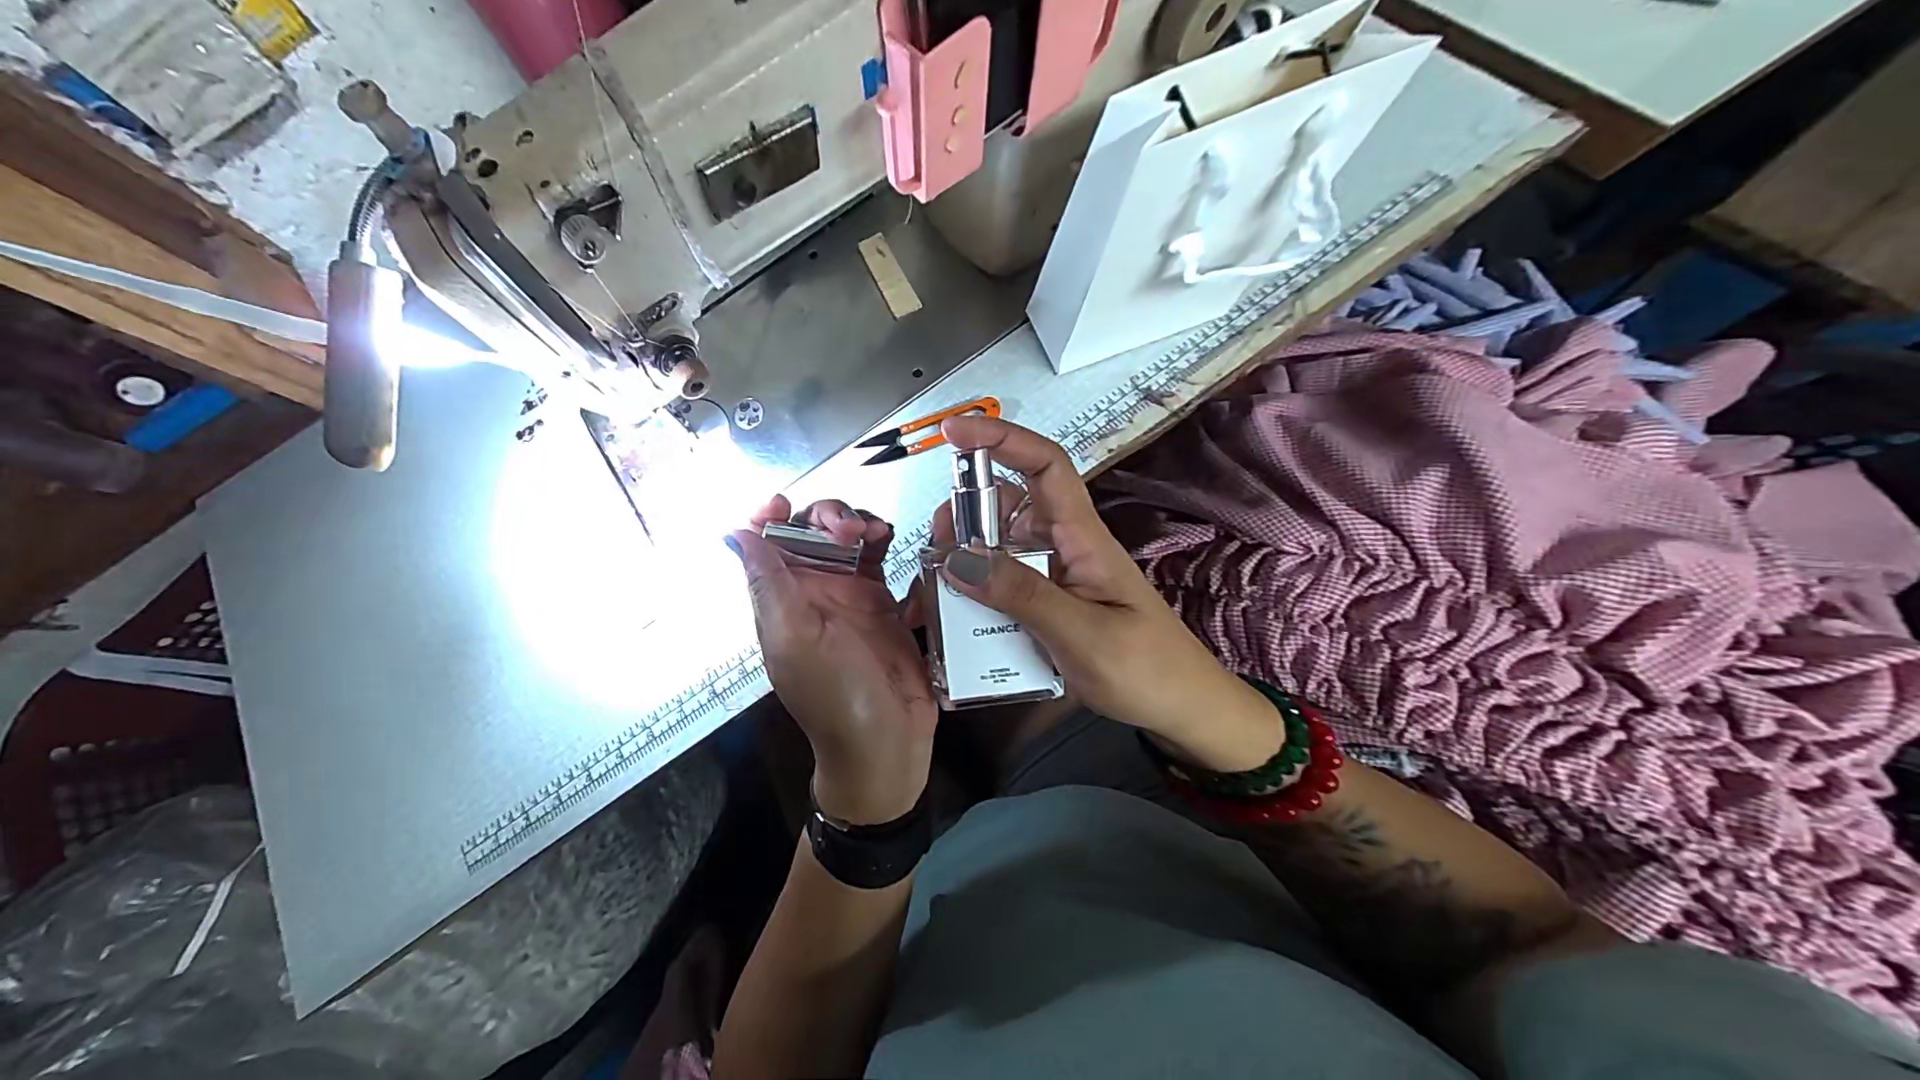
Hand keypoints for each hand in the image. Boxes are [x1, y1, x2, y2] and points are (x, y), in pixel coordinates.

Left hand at [729, 497, 935, 824]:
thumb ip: (768, 583)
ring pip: (845, 536)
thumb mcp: (794, 640)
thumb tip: (735, 533)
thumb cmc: (836, 697)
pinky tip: (888, 536)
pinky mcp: (884, 601)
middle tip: (847, 530)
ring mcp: (849, 594)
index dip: (768, 516)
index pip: (764, 544)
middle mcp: (810, 592)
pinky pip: (878, 555)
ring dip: (856, 520)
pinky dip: (882, 537)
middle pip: (809, 531)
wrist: (886, 740)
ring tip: (873, 531)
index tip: (784, 503)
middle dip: (825, 516)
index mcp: (780, 601)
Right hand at [931, 416, 1280, 772]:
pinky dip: (977, 591)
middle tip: (936, 547)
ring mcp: (1057, 576)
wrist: (1182, 709)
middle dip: (965, 512)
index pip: (1046, 465)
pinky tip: (957, 616)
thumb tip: (957, 559)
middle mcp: (1066, 547)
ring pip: (1000, 546)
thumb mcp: (1083, 633)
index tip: (954, 430)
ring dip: (966, 556)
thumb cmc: (1147, 668)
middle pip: (1009, 505)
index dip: (1002, 438)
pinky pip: (1004, 584)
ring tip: (938, 585)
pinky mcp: (1050, 605)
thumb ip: (1022, 594)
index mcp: (1083, 537)